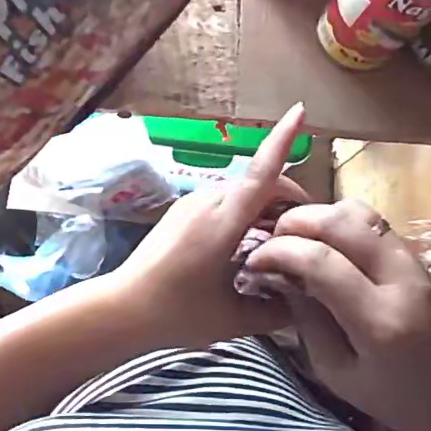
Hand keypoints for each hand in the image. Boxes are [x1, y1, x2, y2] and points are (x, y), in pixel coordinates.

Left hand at [108, 103, 309, 348]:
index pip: (261, 173)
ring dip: (265, 205)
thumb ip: (275, 310)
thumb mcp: (233, 319)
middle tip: (308, 230)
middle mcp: (207, 202)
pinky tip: (247, 242)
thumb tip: (307, 301)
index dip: (282, 140)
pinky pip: (222, 200)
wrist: (121, 309)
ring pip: (240, 191)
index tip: (299, 111)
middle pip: (258, 182)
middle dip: (289, 197)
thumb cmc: (176, 313)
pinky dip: (244, 211)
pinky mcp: (180, 211)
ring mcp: (190, 204)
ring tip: (280, 239)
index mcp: (223, 221)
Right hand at [245, 199, 430, 430]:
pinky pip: (374, 223)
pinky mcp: (416, 259)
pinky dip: (340, 221)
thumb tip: (281, 278)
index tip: (255, 261)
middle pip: (342, 222)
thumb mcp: (339, 374)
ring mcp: (413, 265)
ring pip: (361, 213)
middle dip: (296, 222)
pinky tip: (321, 240)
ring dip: (319, 216)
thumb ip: (308, 321)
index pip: (322, 262)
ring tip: (293, 236)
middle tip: (271, 240)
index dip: (280, 252)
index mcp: (379, 320)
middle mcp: (400, 281)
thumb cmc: (400, 402)